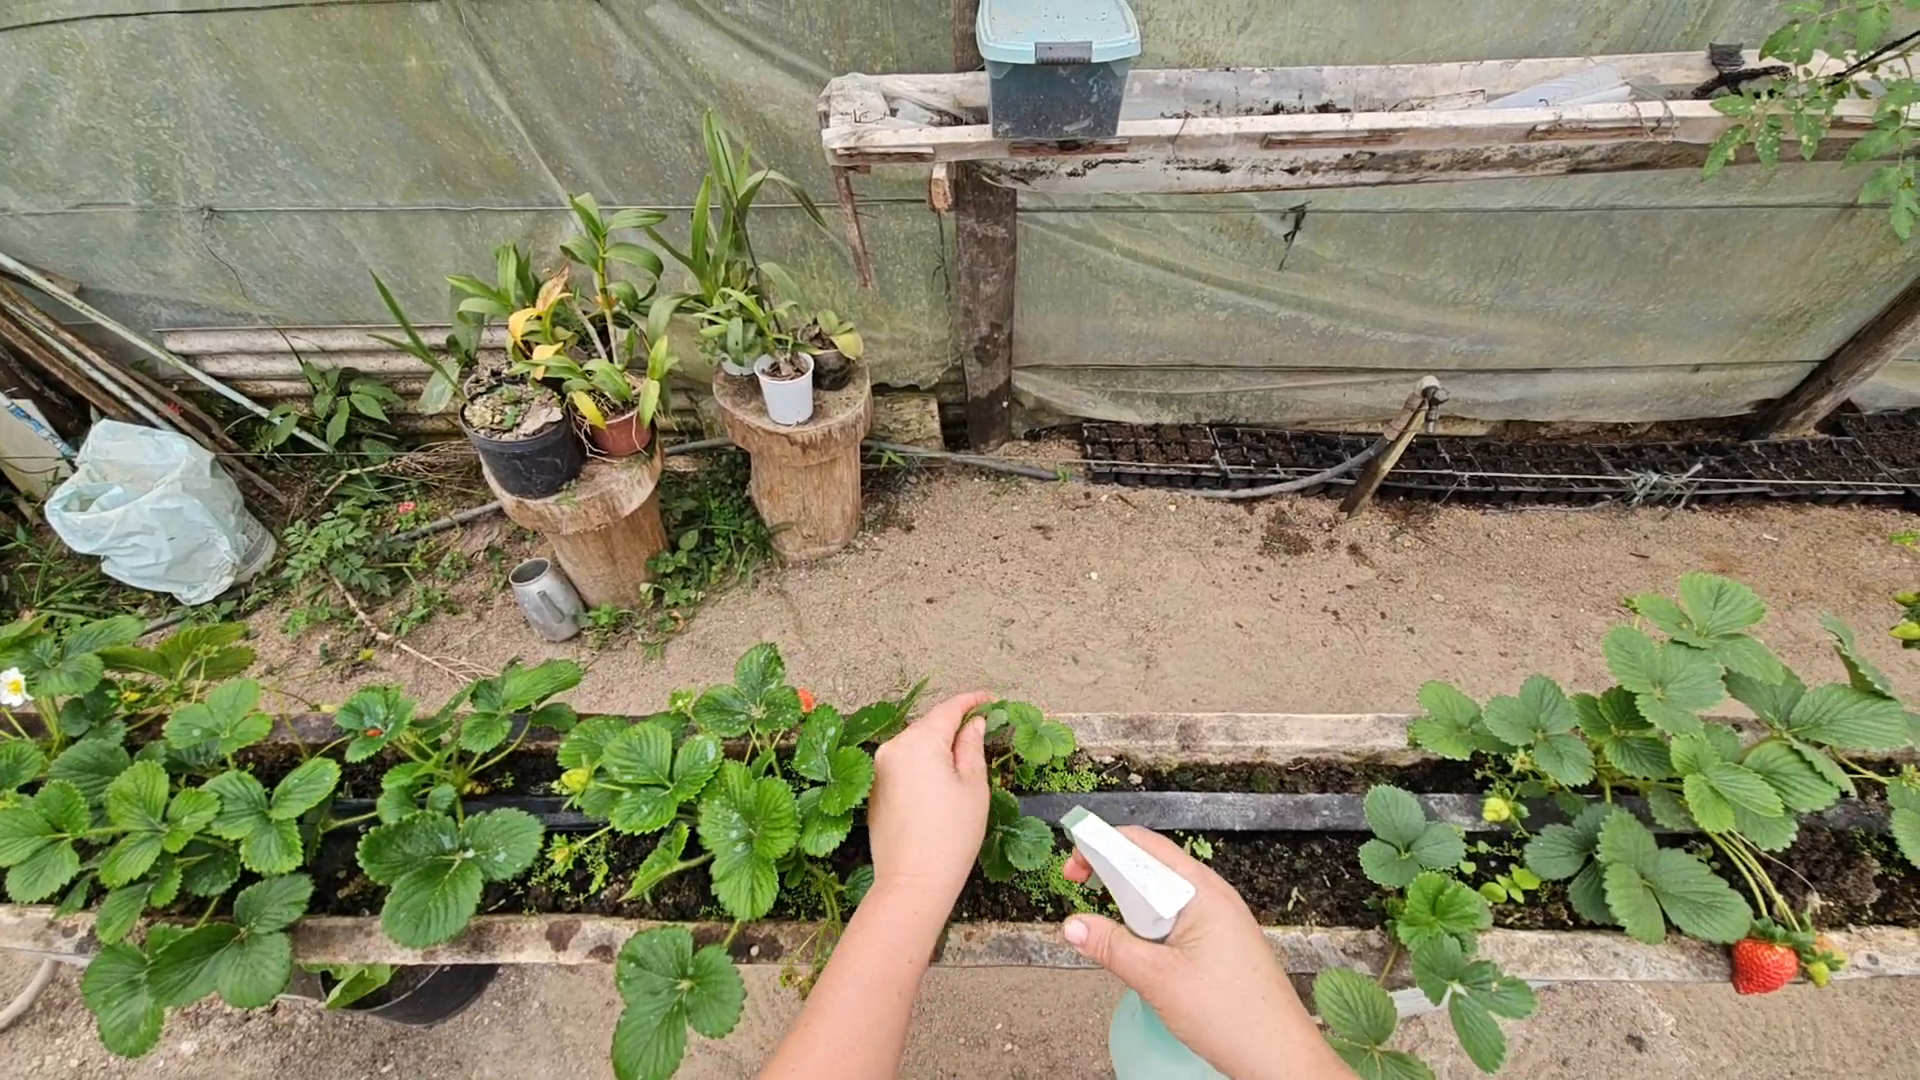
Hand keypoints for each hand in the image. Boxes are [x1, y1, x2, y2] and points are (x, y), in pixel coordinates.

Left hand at [866, 691, 992, 906]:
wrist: (912, 882)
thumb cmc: (951, 835)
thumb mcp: (973, 786)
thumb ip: (972, 746)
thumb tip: (973, 724)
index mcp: (921, 741)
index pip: (949, 708)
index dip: (971, 701)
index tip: (989, 699)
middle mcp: (894, 746)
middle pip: (930, 725)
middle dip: (954, 724)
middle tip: (981, 728)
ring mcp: (880, 767)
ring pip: (915, 743)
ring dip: (937, 744)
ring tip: (962, 756)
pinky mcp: (875, 787)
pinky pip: (903, 762)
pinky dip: (921, 762)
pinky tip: (938, 780)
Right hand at [1062, 826, 1351, 1078]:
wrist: (1285, 1064)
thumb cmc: (1234, 1019)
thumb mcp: (1158, 980)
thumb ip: (1111, 947)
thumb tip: (1072, 926)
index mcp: (1201, 890)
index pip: (1141, 845)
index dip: (1101, 846)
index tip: (1074, 865)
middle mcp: (1213, 893)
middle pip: (1151, 862)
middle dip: (1111, 869)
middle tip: (1081, 885)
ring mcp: (1221, 915)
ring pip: (1163, 889)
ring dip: (1130, 896)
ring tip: (1108, 917)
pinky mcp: (1223, 938)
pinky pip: (1178, 911)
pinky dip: (1150, 917)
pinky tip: (1140, 940)